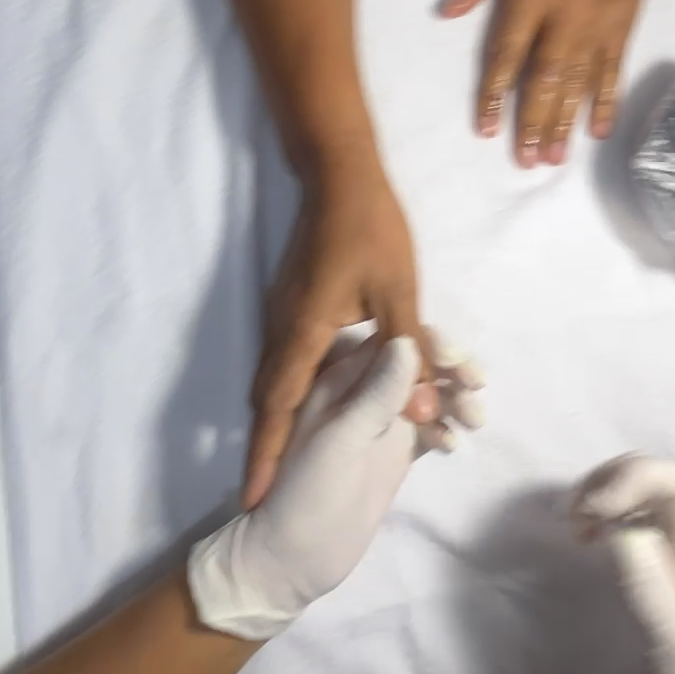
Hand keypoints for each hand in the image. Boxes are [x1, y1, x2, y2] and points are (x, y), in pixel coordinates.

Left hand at [190, 332, 483, 639]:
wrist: (295, 558)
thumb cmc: (308, 493)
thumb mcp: (342, 438)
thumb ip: (376, 392)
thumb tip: (409, 339)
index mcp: (341, 378)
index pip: (392, 339)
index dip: (428, 343)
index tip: (456, 360)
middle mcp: (365, 391)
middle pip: (417, 363)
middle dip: (449, 368)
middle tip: (476, 386)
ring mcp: (382, 421)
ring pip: (428, 394)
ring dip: (454, 398)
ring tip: (475, 420)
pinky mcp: (396, 450)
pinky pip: (430, 427)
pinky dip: (446, 428)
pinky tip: (451, 445)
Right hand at [247, 169, 423, 508]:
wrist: (339, 175)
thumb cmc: (372, 230)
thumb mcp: (399, 293)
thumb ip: (407, 355)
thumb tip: (422, 414)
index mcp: (304, 331)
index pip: (279, 408)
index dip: (266, 456)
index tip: (253, 498)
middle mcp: (280, 328)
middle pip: (266, 400)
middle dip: (265, 446)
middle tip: (267, 490)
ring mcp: (278, 313)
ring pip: (272, 379)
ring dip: (276, 419)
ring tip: (283, 457)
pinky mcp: (287, 302)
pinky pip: (282, 358)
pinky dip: (287, 390)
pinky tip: (312, 400)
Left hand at [444, 0, 669, 167]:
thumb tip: (447, 13)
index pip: (508, 53)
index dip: (496, 93)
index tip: (486, 130)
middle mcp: (566, 13)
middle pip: (546, 77)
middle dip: (534, 121)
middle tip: (525, 160)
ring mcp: (599, 22)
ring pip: (580, 81)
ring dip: (566, 122)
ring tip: (554, 158)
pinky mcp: (624, 25)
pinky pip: (614, 71)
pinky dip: (607, 102)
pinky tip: (598, 133)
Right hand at [573, 456, 674, 673]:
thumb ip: (651, 590)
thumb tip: (622, 529)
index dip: (636, 476)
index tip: (595, 509)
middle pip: (666, 471)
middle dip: (613, 479)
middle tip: (574, 515)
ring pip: (655, 484)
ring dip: (610, 490)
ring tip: (578, 523)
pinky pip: (649, 507)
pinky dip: (615, 507)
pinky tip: (594, 534)